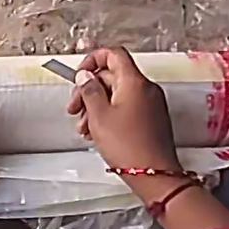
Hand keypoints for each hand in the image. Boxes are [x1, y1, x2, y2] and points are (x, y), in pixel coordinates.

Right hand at [66, 47, 177, 173]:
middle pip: (112, 76)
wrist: (153, 174)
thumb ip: (89, 90)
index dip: (92, 60)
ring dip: (96, 105)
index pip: (113, 54)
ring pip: (116, 94)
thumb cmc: (128, 146)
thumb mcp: (98, 116)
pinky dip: (109, 114)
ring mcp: (150, 104)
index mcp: (134, 82)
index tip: (79, 75)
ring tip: (84, 127)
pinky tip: (97, 131)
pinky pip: (125, 107)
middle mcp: (145, 89)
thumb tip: (85, 75)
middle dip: (89, 90)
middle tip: (74, 108)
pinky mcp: (150, 118)